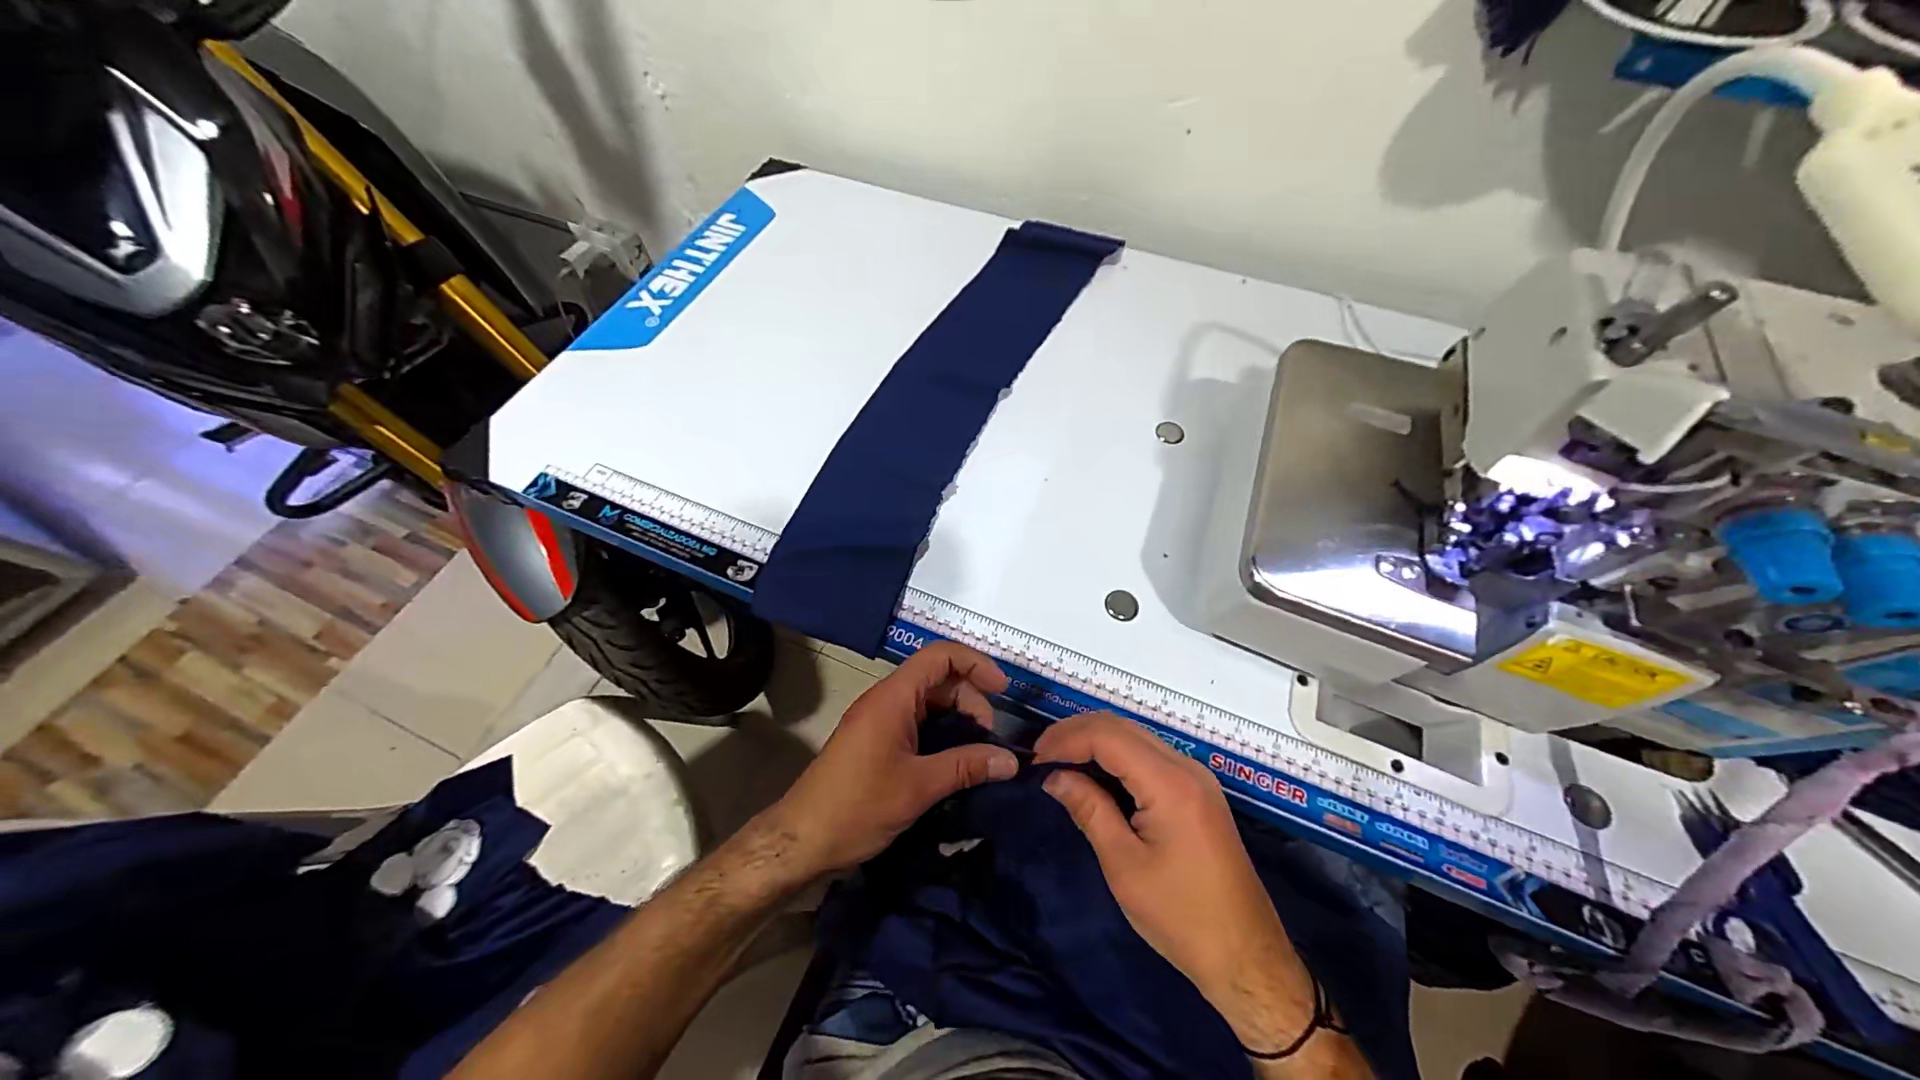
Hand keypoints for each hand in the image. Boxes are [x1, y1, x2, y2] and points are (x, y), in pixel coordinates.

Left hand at [753, 642, 1019, 884]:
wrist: (801, 842)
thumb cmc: (857, 807)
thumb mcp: (918, 787)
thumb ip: (966, 767)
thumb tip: (1011, 760)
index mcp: (892, 698)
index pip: (940, 656)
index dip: (976, 664)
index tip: (1003, 691)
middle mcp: (885, 701)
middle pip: (938, 679)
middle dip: (971, 700)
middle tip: (989, 741)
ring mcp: (878, 722)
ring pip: (929, 704)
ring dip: (958, 721)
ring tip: (978, 755)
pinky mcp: (875, 743)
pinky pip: (917, 725)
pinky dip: (941, 736)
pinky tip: (955, 764)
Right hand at [1034, 712, 1316, 1049]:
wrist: (1246, 957)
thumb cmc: (1181, 916)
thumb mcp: (1124, 866)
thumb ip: (1089, 810)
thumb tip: (1054, 777)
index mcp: (1170, 783)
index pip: (1108, 735)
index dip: (1066, 739)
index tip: (1035, 760)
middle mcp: (1186, 768)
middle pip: (1122, 726)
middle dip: (1076, 733)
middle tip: (1041, 758)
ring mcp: (1196, 778)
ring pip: (1136, 736)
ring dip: (1095, 742)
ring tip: (1059, 764)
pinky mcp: (1198, 793)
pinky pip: (1149, 756)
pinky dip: (1116, 757)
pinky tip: (1094, 776)